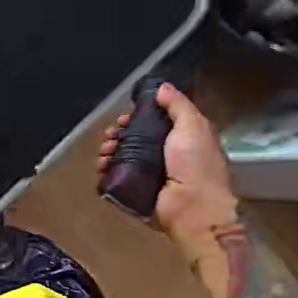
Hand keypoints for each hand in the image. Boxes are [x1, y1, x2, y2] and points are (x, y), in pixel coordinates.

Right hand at [98, 82, 238, 247]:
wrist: (193, 209)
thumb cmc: (196, 164)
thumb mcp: (193, 126)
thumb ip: (178, 105)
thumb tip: (162, 87)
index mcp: (185, 139)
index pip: (156, 122)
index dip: (138, 118)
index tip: (124, 118)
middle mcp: (169, 156)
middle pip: (137, 139)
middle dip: (120, 134)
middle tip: (109, 136)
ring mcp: (154, 176)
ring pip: (126, 158)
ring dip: (111, 151)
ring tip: (104, 152)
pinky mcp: (141, 193)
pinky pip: (121, 179)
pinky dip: (108, 171)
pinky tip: (101, 167)